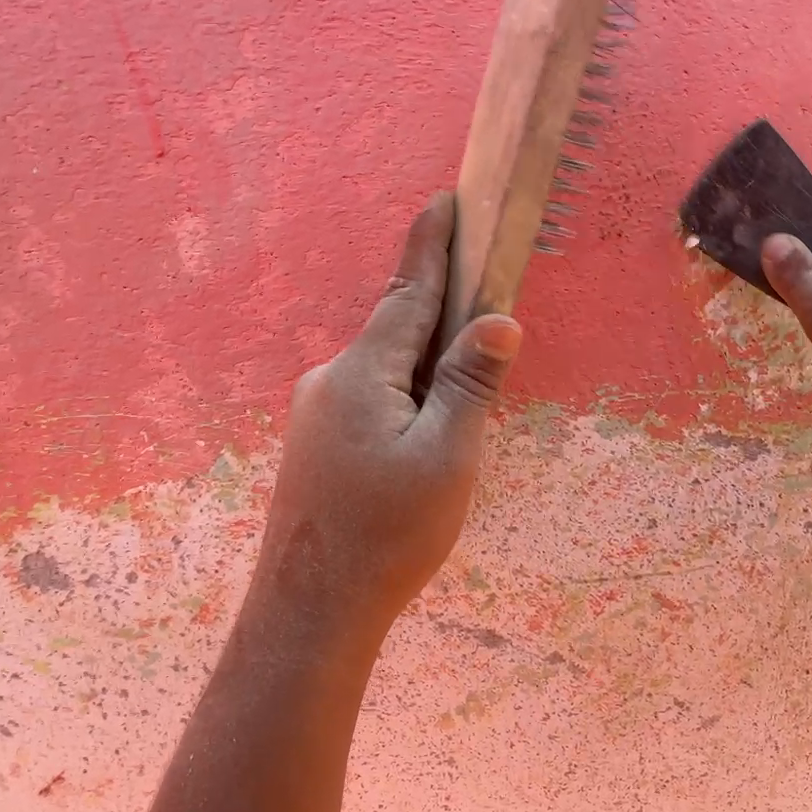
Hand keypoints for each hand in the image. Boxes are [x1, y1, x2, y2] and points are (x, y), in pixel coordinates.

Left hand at [258, 192, 521, 635]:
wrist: (313, 610)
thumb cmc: (390, 533)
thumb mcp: (447, 456)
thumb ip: (469, 384)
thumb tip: (497, 321)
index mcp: (363, 374)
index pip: (406, 293)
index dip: (430, 247)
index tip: (444, 201)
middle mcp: (330, 381)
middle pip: (395, 329)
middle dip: (437, 308)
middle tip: (481, 294)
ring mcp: (316, 414)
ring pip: (383, 369)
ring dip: (424, 362)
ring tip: (463, 388)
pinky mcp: (316, 445)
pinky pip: (370, 398)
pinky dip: (405, 394)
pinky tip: (424, 429)